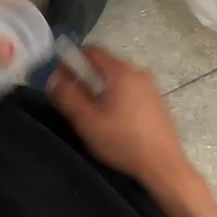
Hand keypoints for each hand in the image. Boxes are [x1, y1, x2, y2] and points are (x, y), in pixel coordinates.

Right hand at [46, 45, 190, 183]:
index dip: (72, 60)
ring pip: (117, 80)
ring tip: (93, 116)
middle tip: (75, 102)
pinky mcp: (157, 102)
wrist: (163, 165)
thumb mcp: (87, 120)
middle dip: (86, 79)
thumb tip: (54, 78)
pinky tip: (115, 122)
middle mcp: (138, 72)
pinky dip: (117, 99)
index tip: (62, 80)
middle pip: (104, 65)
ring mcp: (151, 87)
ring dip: (101, 91)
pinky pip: (130, 91)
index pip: (91, 50)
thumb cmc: (122, 141)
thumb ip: (67, 95)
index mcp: (121, 72)